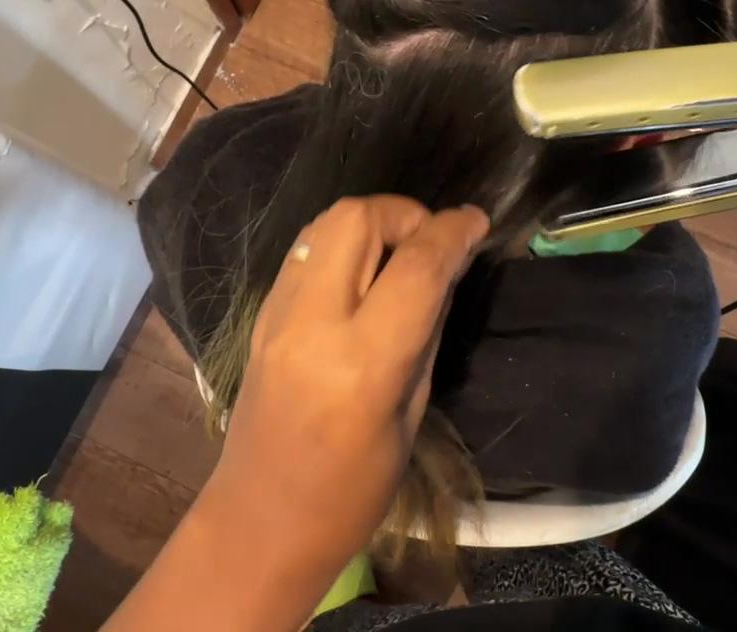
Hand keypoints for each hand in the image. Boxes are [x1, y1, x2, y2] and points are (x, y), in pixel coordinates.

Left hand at [213, 196, 487, 549]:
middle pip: (358, 218)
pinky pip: (307, 248)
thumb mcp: (411, 415)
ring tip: (399, 252)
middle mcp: (313, 323)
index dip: (453, 232)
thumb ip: (427, 331)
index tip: (477, 221)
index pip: (415, 267)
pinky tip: (362, 271)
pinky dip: (343, 241)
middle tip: (430, 243)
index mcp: (361, 363)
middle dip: (405, 214)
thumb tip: (446, 270)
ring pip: (326, 222)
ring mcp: (277, 313)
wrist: (258, 522)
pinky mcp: (260, 313)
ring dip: (372, 221)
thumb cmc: (351, 492)